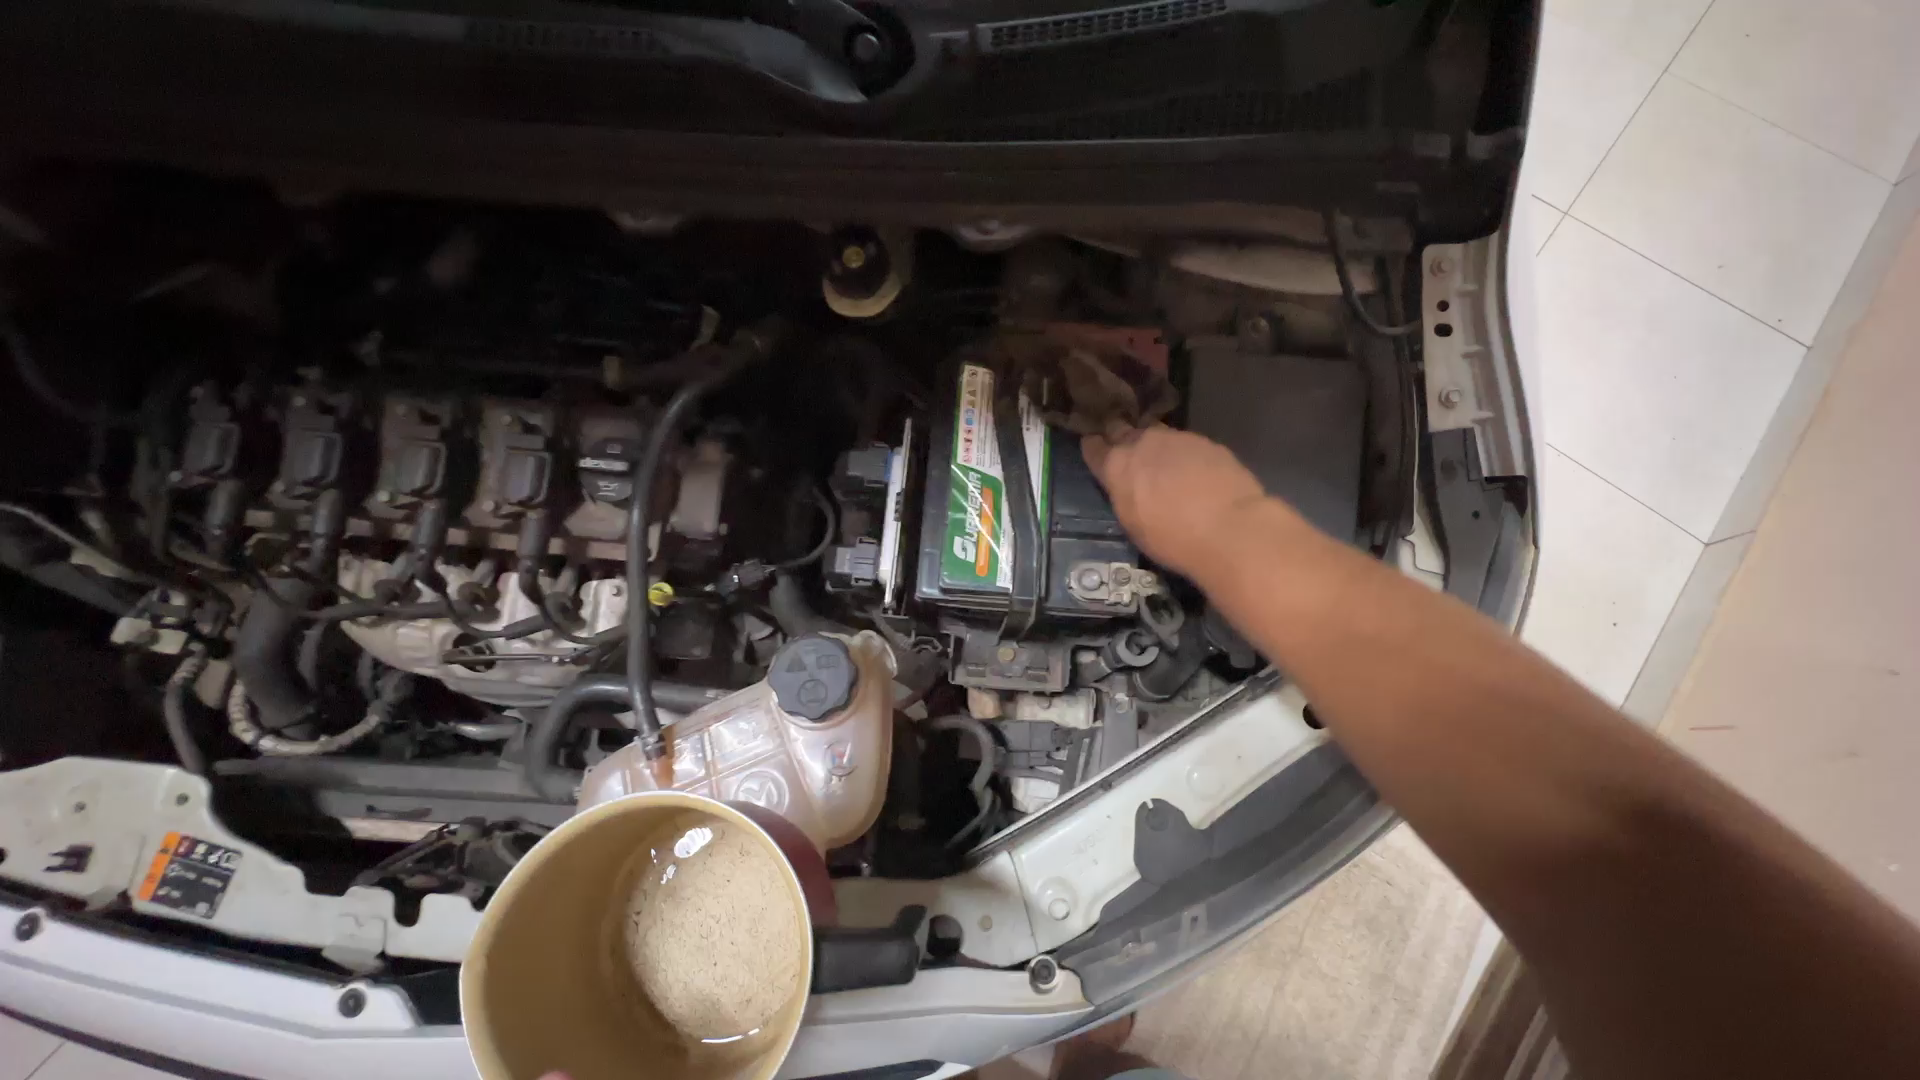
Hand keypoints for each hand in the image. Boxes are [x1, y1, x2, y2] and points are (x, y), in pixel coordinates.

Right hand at [1081, 425, 1273, 577]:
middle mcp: (1142, 444)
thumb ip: (1125, 496)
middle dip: (1120, 437)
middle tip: (1124, 449)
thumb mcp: (1133, 525)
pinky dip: (1184, 454)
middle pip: (1122, 430)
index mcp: (1117, 467)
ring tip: (1161, 461)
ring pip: (1156, 433)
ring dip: (1154, 444)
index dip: (1093, 448)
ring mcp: (1176, 438)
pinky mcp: (1207, 441)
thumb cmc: (1172, 539)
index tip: (1094, 448)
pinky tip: (1194, 471)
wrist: (1230, 528)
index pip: (1094, 447)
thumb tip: (1128, 487)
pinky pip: (1186, 443)